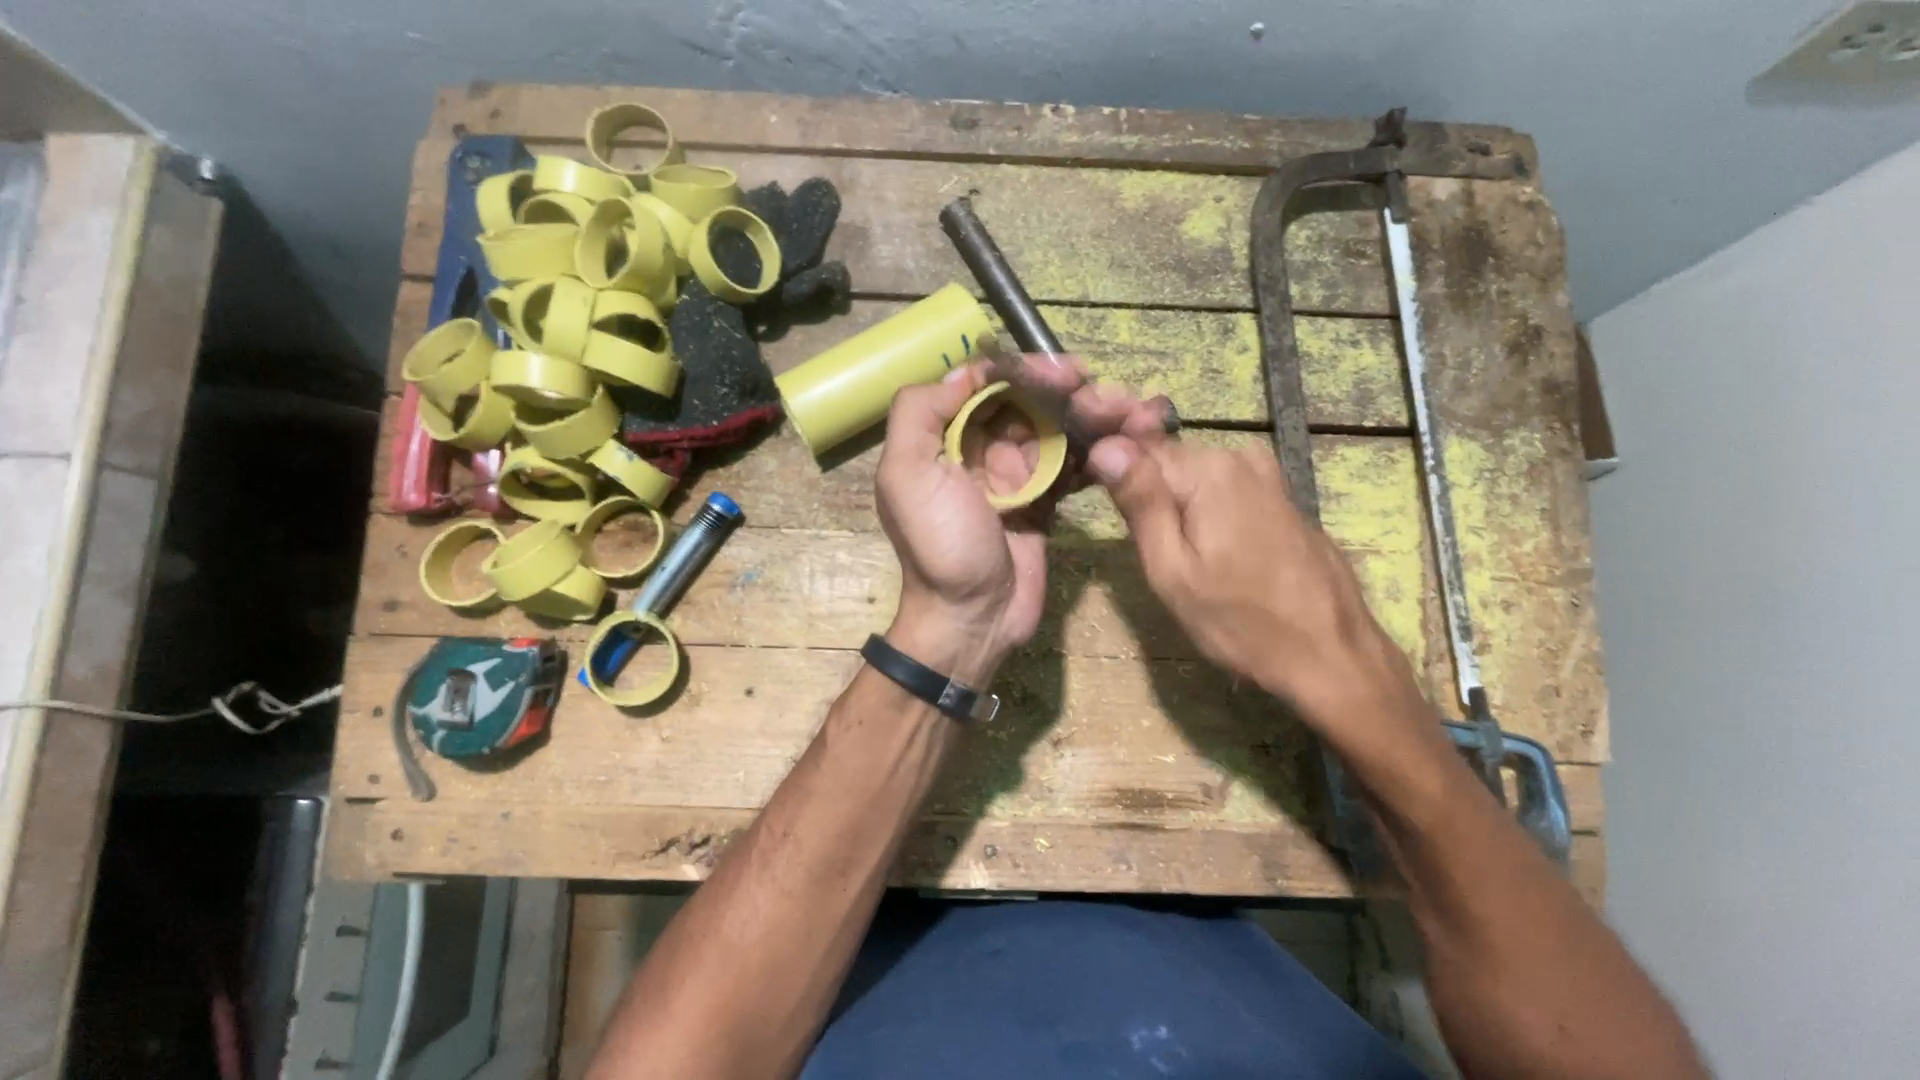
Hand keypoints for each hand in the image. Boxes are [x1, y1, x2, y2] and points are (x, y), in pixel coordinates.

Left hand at [875, 356, 1168, 684]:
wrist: (972, 619)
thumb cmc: (940, 546)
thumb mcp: (907, 476)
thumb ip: (920, 413)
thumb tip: (964, 373)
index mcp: (947, 437)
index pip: (989, 384)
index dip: (1027, 371)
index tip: (1068, 374)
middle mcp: (981, 449)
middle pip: (1031, 402)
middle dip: (1072, 392)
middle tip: (1113, 398)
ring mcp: (1016, 476)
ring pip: (1058, 430)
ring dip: (1096, 417)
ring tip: (1136, 416)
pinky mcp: (1045, 502)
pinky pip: (1073, 466)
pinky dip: (1098, 453)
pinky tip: (1128, 445)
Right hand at [1087, 435, 1432, 753]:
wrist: (1332, 655)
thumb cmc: (1242, 622)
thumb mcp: (1172, 571)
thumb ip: (1140, 503)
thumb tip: (1104, 445)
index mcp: (1208, 469)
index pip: (1135, 448)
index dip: (1115, 478)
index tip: (1111, 517)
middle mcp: (1240, 457)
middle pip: (1169, 463)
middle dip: (1150, 496)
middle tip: (1153, 555)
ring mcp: (1269, 477)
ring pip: (1198, 480)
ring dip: (1181, 509)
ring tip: (1185, 562)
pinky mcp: (1284, 500)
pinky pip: (1228, 493)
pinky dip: (1212, 515)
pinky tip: (1220, 558)